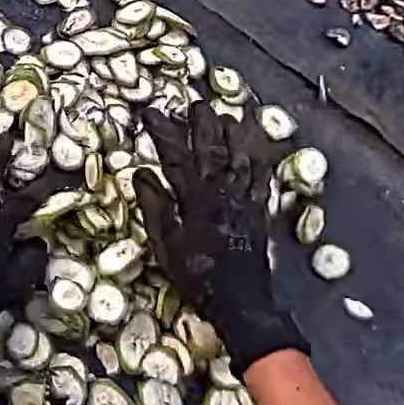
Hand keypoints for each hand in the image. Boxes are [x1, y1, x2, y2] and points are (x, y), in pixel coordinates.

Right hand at [132, 101, 308, 374]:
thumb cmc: (195, 274)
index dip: (163, 131)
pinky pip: (261, 178)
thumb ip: (155, 205)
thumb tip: (142, 172)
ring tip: (224, 116)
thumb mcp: (163, 242)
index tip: (151, 112)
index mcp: (194, 197)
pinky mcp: (259, 211)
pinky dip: (258, 160)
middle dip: (201, 124)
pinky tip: (256, 151)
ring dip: (231, 135)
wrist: (241, 301)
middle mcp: (221, 192)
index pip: (175, 154)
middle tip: (193, 104)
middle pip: (211, 149)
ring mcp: (244, 200)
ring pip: (239, 158)